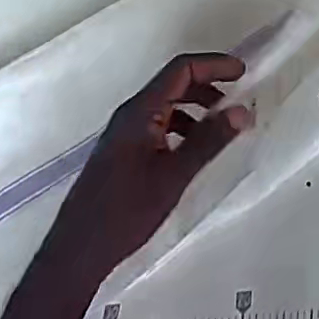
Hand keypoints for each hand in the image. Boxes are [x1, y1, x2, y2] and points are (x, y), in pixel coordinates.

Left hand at [5, 53, 251, 318]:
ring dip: (196, 106)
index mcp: (141, 109)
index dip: (213, 65)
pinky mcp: (123, 150)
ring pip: (166, 104)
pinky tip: (193, 148)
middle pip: (174, 83)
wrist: (75, 253)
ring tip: (221, 125)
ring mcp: (124, 131)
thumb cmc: (125, 210)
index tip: (242, 73)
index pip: (181, 69)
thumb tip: (243, 111)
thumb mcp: (174, 175)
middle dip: (208, 85)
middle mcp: (131, 112)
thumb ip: (209, 140)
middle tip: (237, 98)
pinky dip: (181, 125)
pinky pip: (158, 122)